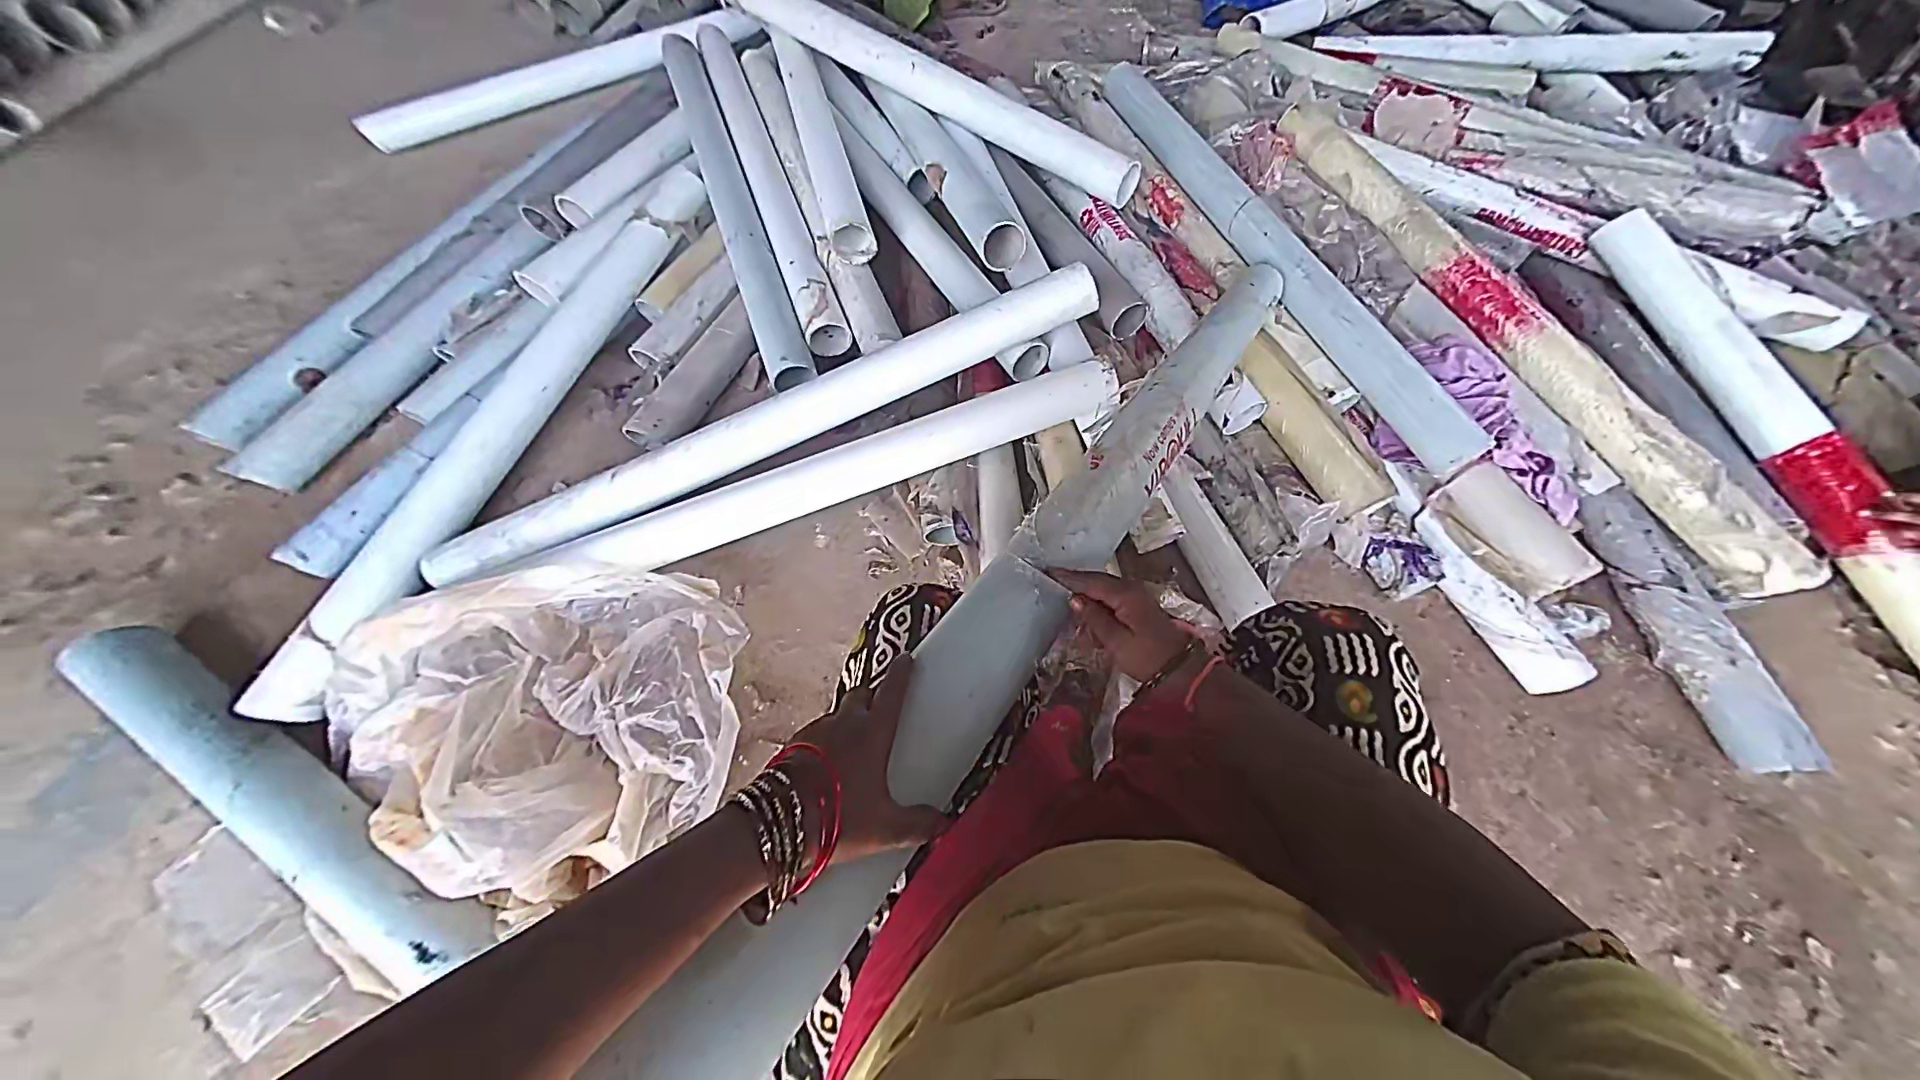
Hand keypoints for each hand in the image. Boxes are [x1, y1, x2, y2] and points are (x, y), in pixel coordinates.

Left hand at [782, 655, 947, 865]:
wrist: (781, 824)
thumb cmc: (837, 818)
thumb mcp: (885, 828)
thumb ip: (917, 824)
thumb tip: (941, 825)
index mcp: (872, 734)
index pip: (891, 693)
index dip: (901, 674)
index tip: (905, 659)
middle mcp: (844, 724)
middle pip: (861, 695)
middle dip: (872, 697)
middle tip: (880, 708)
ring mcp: (815, 731)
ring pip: (837, 714)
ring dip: (846, 721)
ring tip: (854, 745)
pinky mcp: (793, 744)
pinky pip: (815, 734)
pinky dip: (825, 741)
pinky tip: (827, 764)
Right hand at [1049, 569, 1195, 681]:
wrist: (1180, 669)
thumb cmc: (1147, 657)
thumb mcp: (1116, 642)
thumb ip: (1094, 618)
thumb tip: (1074, 600)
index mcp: (1125, 595)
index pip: (1091, 581)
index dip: (1068, 578)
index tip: (1048, 573)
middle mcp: (1130, 589)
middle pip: (1096, 582)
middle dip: (1075, 585)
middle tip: (1051, 586)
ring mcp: (1135, 597)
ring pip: (1103, 592)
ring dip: (1086, 599)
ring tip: (1066, 608)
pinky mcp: (1136, 607)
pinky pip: (1111, 600)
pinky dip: (1097, 607)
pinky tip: (1087, 620)